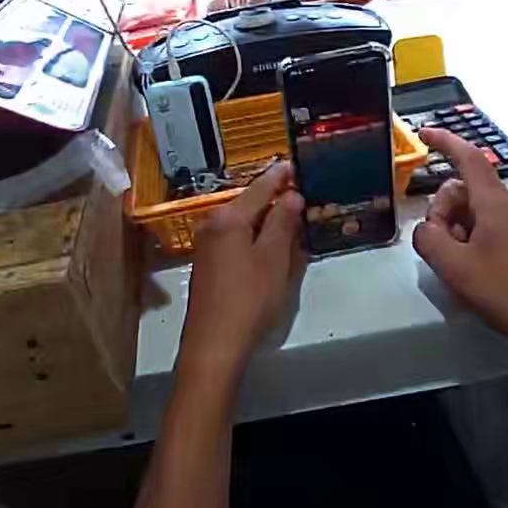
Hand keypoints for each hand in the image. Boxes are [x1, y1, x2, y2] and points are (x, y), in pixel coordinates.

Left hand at [180, 161, 305, 381]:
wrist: (214, 343)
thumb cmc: (249, 297)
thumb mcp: (274, 258)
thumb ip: (283, 222)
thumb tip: (291, 195)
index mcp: (228, 218)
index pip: (259, 188)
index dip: (280, 176)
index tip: (295, 164)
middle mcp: (212, 225)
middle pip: (248, 205)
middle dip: (274, 200)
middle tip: (301, 195)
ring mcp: (206, 246)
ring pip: (242, 224)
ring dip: (266, 222)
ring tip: (292, 220)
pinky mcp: (207, 266)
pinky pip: (235, 241)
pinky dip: (254, 239)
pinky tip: (270, 248)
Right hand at [411, 129, 507, 370]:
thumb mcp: (454, 267)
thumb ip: (427, 239)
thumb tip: (426, 229)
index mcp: (494, 203)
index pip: (467, 158)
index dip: (444, 142)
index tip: (424, 133)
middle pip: (461, 190)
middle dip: (442, 212)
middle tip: (442, 248)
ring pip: (471, 212)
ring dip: (455, 231)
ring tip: (459, 266)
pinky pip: (485, 228)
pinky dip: (469, 241)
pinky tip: (473, 271)